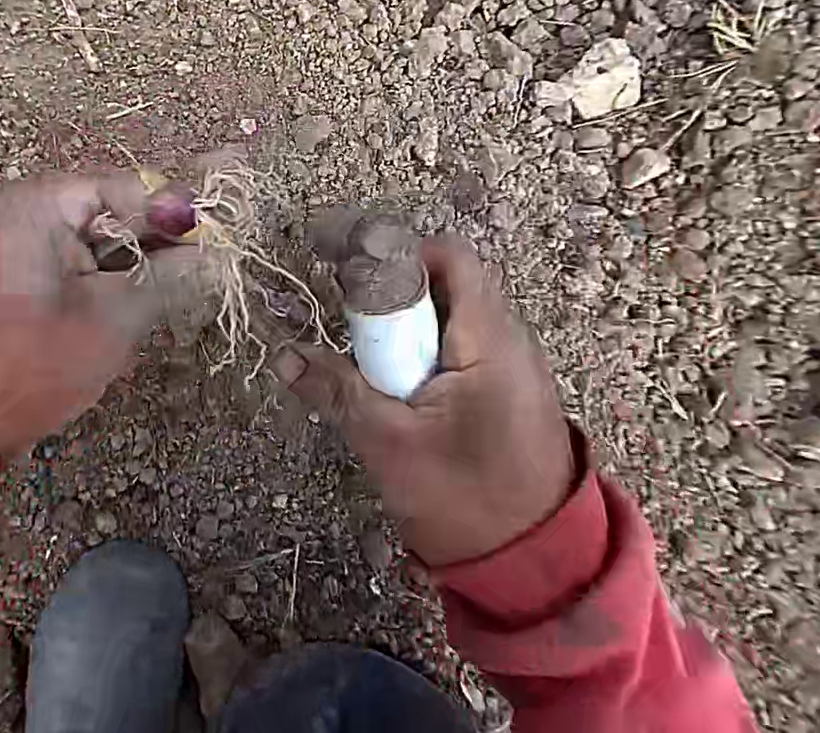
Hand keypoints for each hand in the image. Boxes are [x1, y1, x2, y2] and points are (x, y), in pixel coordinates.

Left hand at [0, 172, 202, 491]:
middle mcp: (35, 210)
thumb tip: (215, 251)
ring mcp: (29, 242)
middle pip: (124, 212)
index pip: (138, 189)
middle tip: (198, 280)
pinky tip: (132, 312)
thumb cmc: (26, 370)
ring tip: (167, 300)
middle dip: (163, 246)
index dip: (181, 217)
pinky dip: (117, 282)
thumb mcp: (114, 319)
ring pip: (111, 241)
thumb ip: (171, 275)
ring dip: (142, 268)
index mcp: (47, 205)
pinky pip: (89, 263)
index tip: (217, 250)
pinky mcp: (29, 273)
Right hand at [275, 234, 574, 565]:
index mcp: (490, 338)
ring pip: (455, 315)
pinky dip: (432, 351)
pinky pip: (466, 345)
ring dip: (412, 328)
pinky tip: (405, 385)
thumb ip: (339, 390)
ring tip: (375, 360)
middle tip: (355, 326)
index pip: (452, 257)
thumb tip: (284, 355)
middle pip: (449, 283)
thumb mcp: (390, 443)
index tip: (357, 280)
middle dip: (399, 297)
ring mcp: (514, 361)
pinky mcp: (510, 385)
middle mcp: (510, 337)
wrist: (534, 563)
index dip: (402, 255)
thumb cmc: (463, 499)